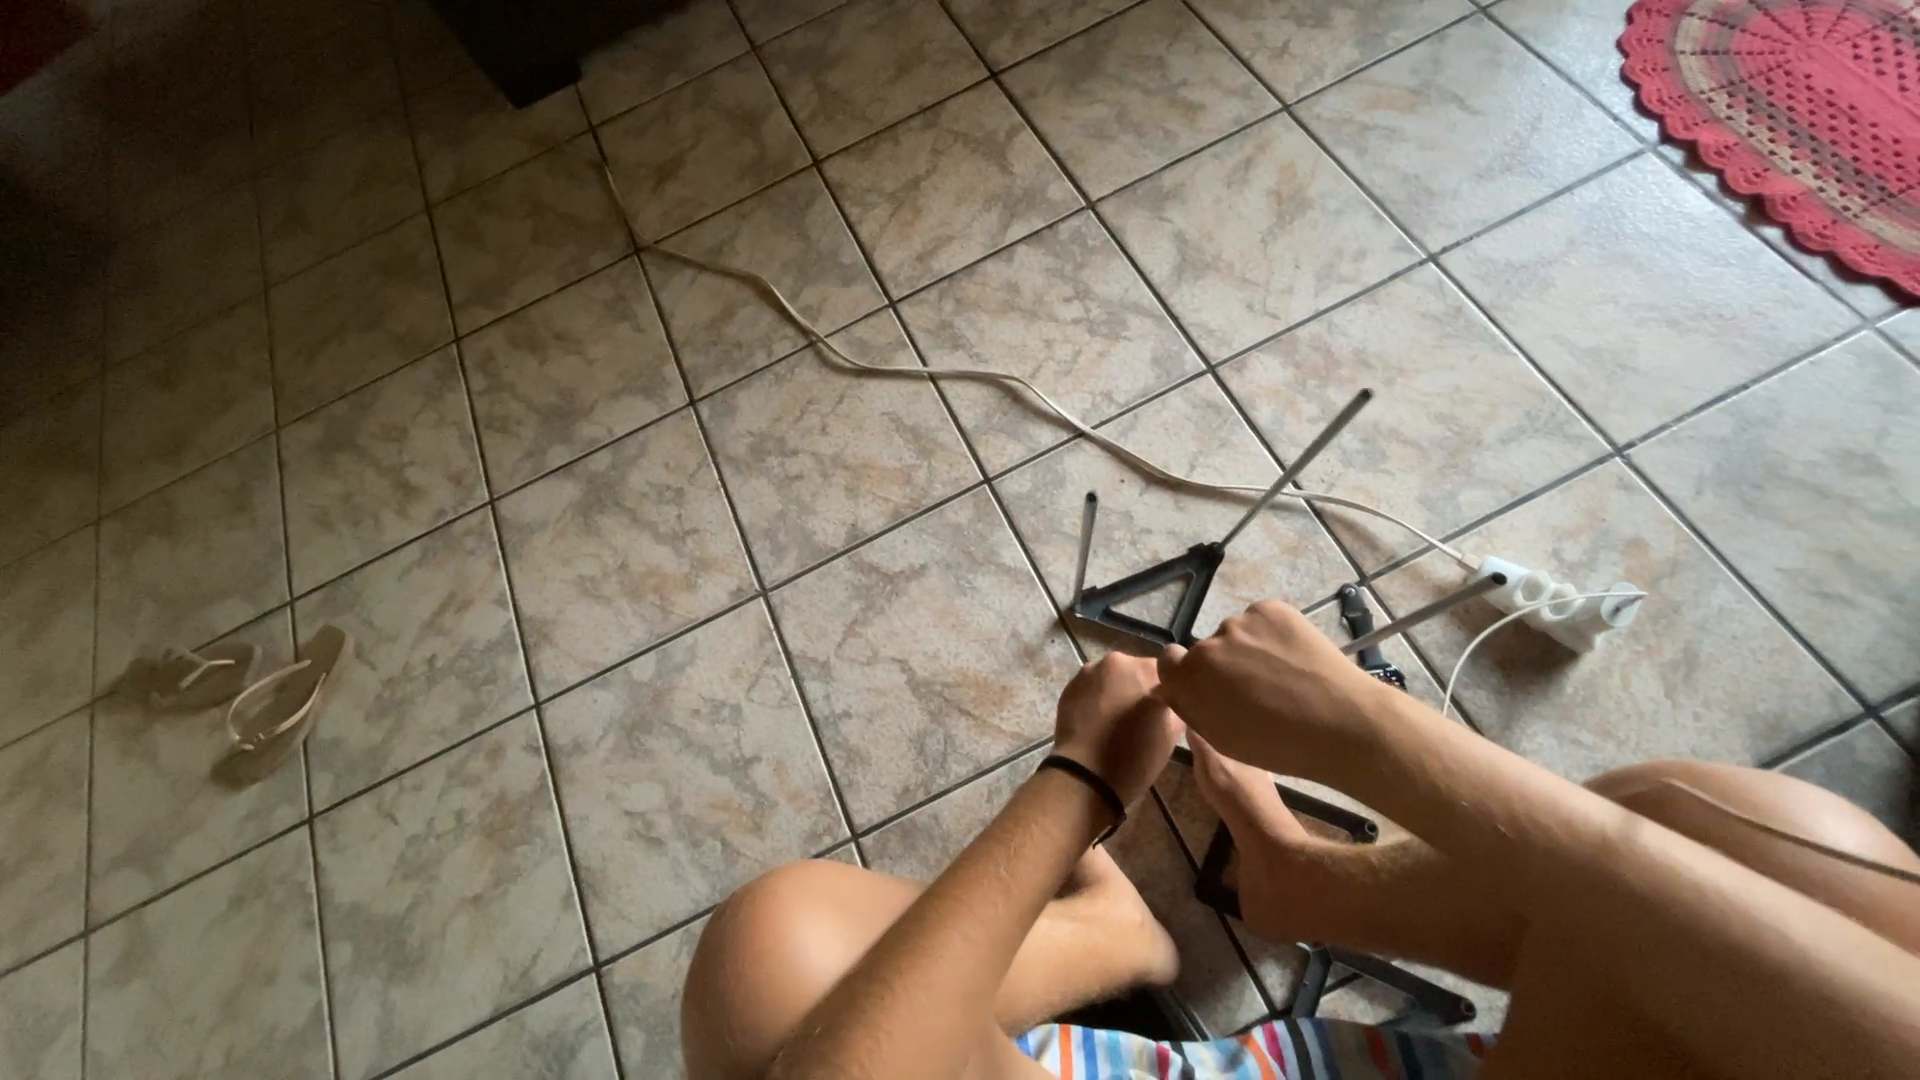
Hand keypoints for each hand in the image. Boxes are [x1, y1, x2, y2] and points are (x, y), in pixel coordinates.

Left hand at [1052, 653, 1182, 809]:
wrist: (1086, 773)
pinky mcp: (1068, 688)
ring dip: (1116, 692)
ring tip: (1117, 721)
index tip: (1166, 708)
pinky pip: (1090, 689)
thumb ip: (1176, 703)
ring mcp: (1086, 673)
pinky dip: (1096, 700)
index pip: (1165, 670)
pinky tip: (1098, 722)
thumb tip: (1172, 696)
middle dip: (1139, 688)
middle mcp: (1113, 661)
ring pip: (1110, 679)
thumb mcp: (1172, 731)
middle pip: (1134, 670)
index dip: (1167, 689)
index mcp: (1142, 668)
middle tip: (1142, 716)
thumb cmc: (1136, 754)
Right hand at [1154, 601, 1391, 783]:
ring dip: (1250, 649)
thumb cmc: (1279, 745)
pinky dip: (1272, 634)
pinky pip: (1261, 620)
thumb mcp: (1222, 738)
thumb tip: (1174, 687)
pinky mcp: (1269, 609)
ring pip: (1237, 635)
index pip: (1168, 660)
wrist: (1343, 724)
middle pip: (1207, 650)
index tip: (1209, 684)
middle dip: (1224, 665)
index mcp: (1188, 679)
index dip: (1185, 671)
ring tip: (1284, 675)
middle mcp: (1206, 646)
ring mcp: (1239, 623)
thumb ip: (1190, 707)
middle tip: (1257, 688)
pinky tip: (1294, 658)